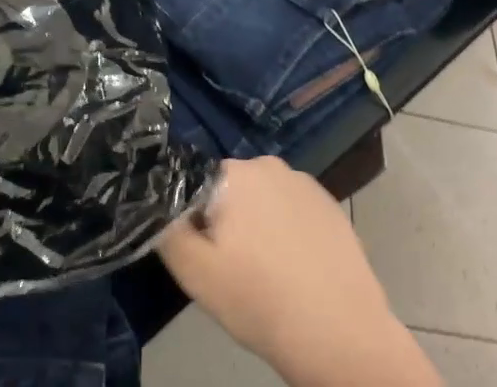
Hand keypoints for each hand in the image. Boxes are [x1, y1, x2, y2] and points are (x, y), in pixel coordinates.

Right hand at [158, 157, 438, 386]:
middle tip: (234, 267)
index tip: (207, 255)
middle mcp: (270, 165)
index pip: (193, 186)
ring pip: (263, 201)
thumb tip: (158, 202)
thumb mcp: (193, 270)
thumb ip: (166, 227)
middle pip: (229, 190)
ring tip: (266, 271)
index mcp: (233, 172)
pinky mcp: (331, 205)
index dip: (194, 221)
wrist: (338, 330)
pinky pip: (293, 212)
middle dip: (226, 221)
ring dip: (257, 226)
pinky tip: (294, 268)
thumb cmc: (258, 298)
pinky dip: (287, 233)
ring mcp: (306, 183)